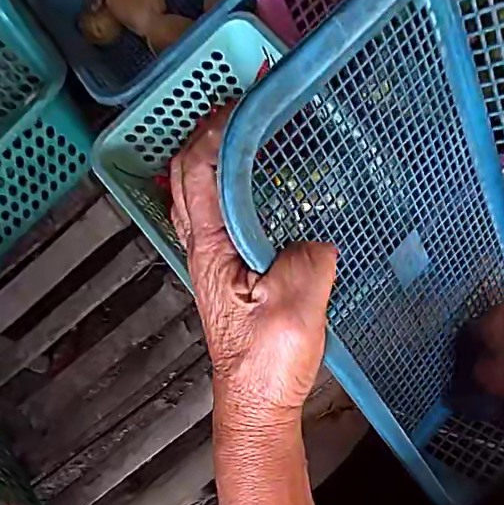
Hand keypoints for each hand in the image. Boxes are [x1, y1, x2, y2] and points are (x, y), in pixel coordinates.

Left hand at [170, 107, 336, 424]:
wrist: (257, 402)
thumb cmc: (267, 363)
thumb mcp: (296, 306)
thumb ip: (308, 259)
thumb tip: (317, 239)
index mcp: (211, 250)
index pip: (198, 172)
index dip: (216, 129)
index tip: (247, 103)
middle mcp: (203, 252)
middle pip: (186, 178)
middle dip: (208, 135)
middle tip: (244, 110)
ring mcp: (213, 265)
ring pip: (199, 199)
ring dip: (216, 162)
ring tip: (252, 139)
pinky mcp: (229, 278)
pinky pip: (222, 221)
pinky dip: (233, 193)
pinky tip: (263, 193)